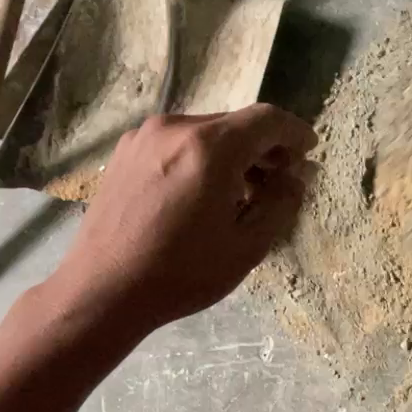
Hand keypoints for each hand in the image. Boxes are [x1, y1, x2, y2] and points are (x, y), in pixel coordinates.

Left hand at [45, 104, 316, 336]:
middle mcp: (176, 128)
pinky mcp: (125, 152)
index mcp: (210, 147)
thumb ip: (282, 202)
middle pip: (236, 124)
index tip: (310, 152)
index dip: (295, 133)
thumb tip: (298, 176)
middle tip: (279, 181)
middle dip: (265, 147)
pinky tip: (203, 194)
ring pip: (207, 132)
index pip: (267, 119)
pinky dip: (202, 157)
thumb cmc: (181, 273)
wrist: (102, 291)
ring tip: (242, 193)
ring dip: (233, 154)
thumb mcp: (248, 245)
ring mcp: (145, 137)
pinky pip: (179, 142)